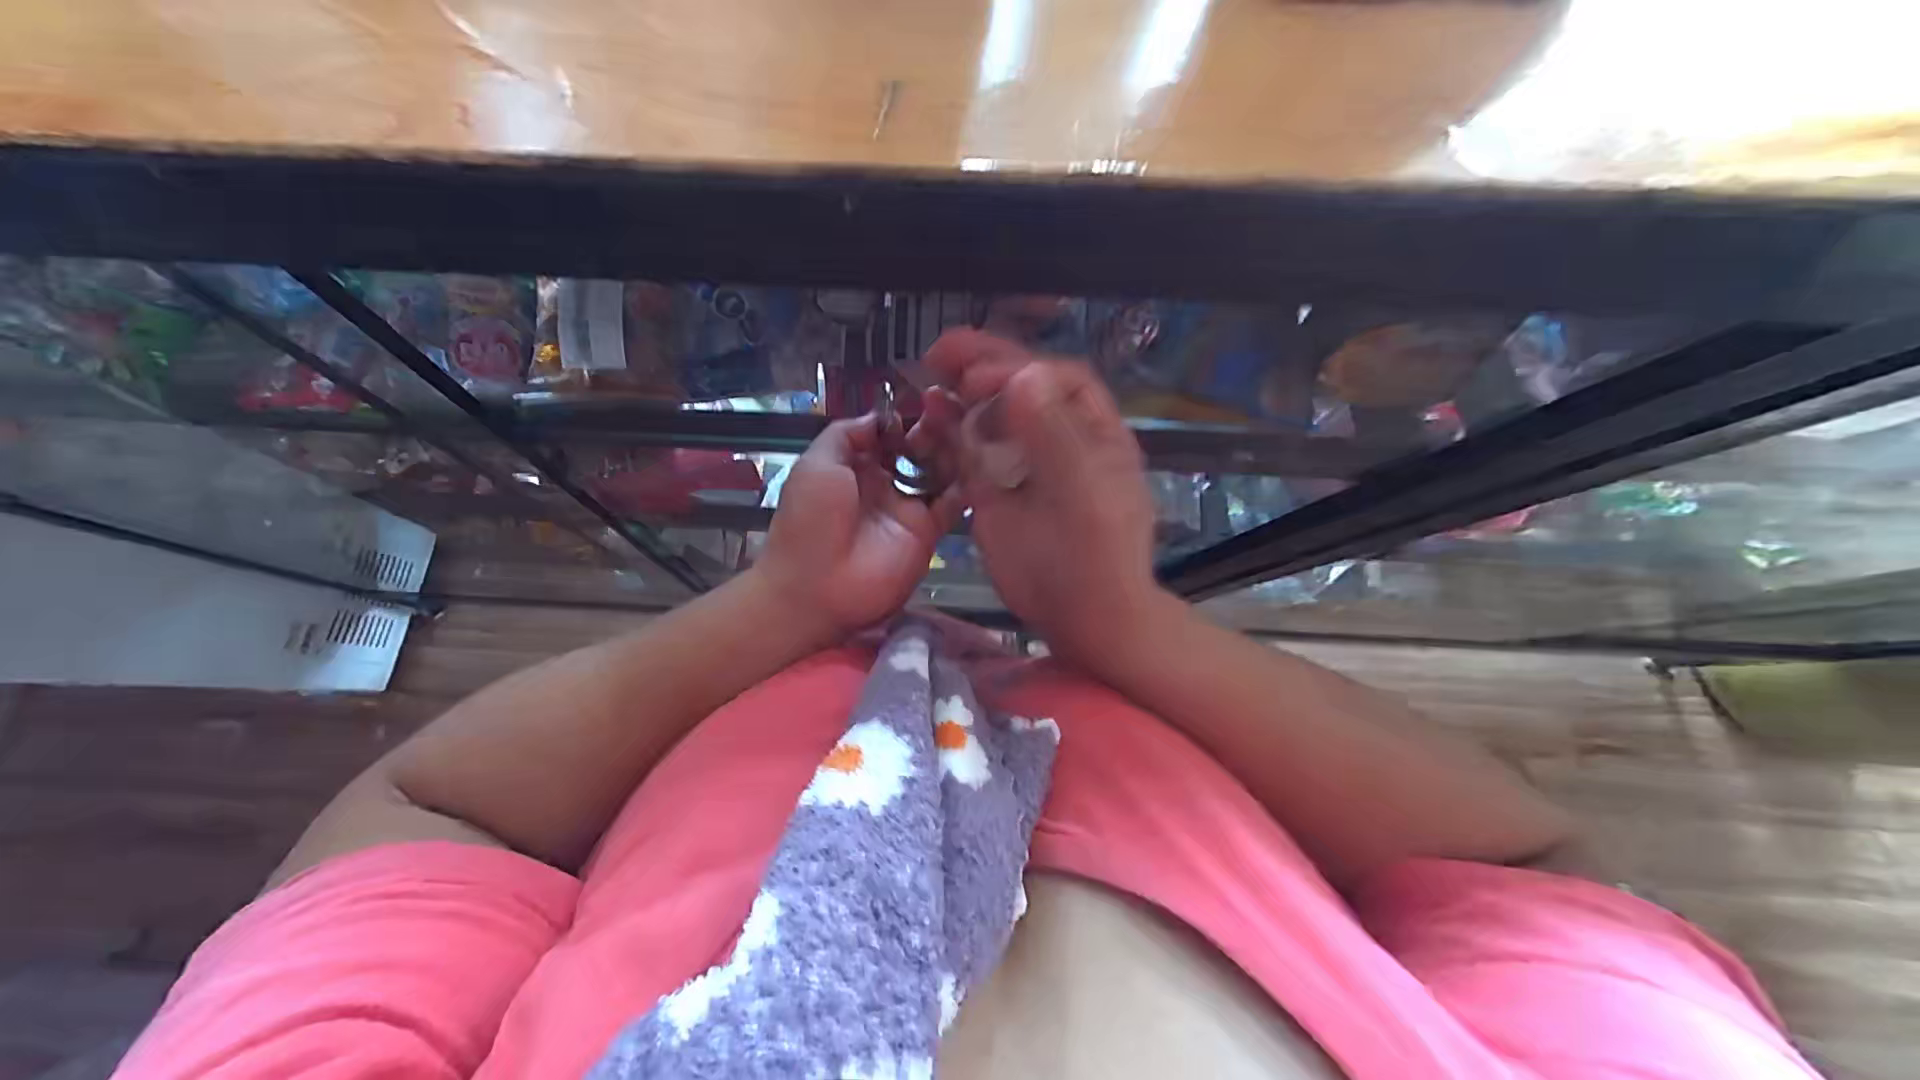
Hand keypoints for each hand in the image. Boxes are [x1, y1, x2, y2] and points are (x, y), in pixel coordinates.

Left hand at [754, 411, 964, 647]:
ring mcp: (909, 507)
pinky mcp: (929, 531)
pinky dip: (968, 483)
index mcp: (857, 464)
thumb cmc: (810, 520)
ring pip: (941, 471)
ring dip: (954, 449)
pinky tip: (980, 459)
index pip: (892, 433)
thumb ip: (847, 434)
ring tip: (970, 426)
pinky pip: (953, 503)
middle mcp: (887, 482)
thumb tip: (882, 416)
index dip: (910, 415)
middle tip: (955, 408)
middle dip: (937, 427)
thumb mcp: (817, 464)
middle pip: (920, 449)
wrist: (815, 587)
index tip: (933, 396)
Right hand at [924, 329, 1177, 664]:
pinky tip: (929, 421)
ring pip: (990, 417)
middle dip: (983, 366)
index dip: (1018, 367)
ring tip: (930, 379)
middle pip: (1019, 389)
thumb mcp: (1083, 494)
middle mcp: (1056, 440)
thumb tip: (1024, 375)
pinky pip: (969, 453)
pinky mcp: (993, 492)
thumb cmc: (1093, 558)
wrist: (1083, 618)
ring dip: (961, 396)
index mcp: (1091, 433)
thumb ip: (1054, 435)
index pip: (1056, 380)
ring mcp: (1022, 465)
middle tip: (940, 352)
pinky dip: (949, 434)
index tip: (979, 373)